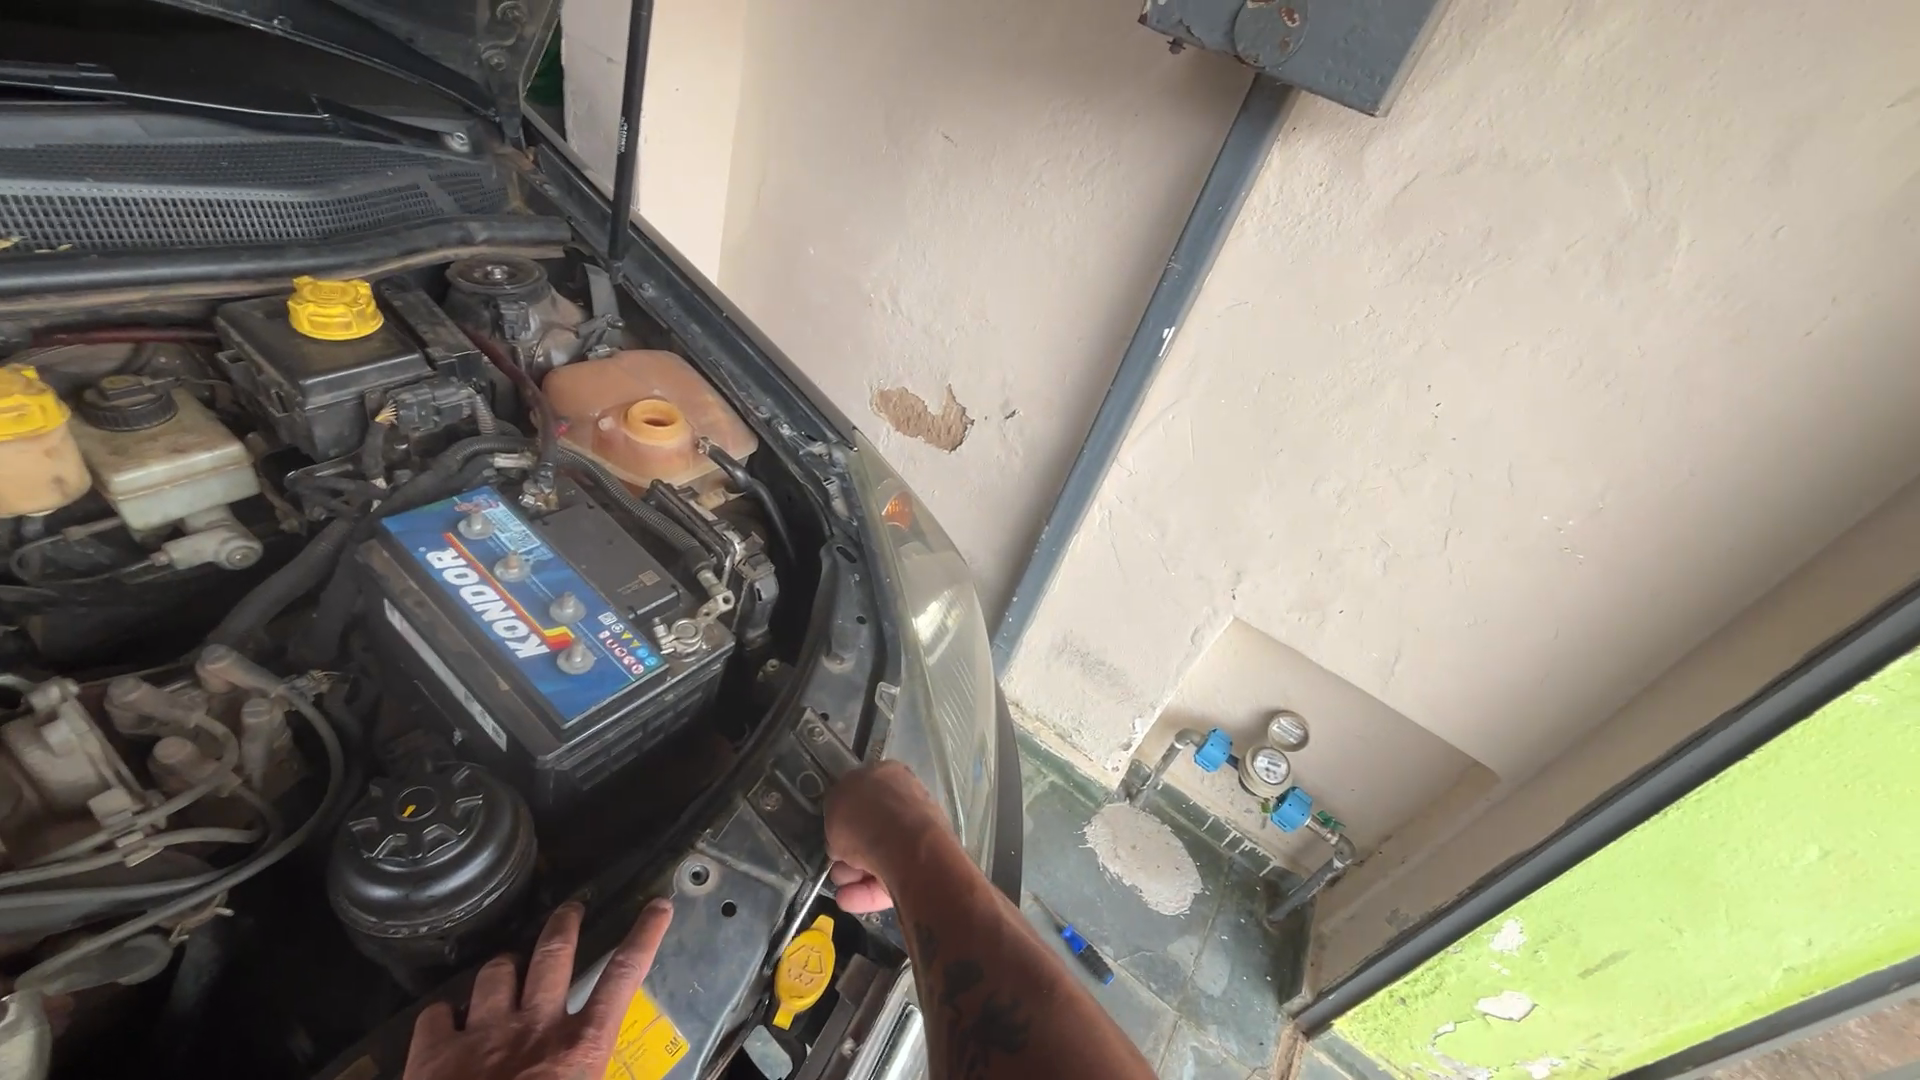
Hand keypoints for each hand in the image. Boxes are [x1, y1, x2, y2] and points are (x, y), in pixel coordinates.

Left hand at [403, 898, 672, 1079]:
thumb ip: (595, 1070)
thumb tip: (601, 1064)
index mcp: (580, 1045)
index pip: (623, 974)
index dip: (644, 935)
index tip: (658, 905)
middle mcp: (536, 1026)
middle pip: (554, 954)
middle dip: (564, 924)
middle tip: (570, 908)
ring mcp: (482, 1036)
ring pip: (496, 973)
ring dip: (503, 967)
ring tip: (505, 968)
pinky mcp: (433, 1057)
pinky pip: (435, 1014)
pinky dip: (442, 1013)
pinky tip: (445, 1019)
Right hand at [824, 762, 947, 914]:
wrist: (906, 847)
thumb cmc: (867, 815)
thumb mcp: (834, 802)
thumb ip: (836, 811)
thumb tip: (842, 827)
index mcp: (889, 775)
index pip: (863, 792)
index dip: (844, 812)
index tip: (832, 829)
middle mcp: (907, 801)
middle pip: (870, 827)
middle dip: (848, 847)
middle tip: (834, 859)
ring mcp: (917, 835)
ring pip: (878, 855)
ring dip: (853, 872)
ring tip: (838, 882)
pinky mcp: (920, 868)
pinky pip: (888, 879)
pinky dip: (866, 891)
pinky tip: (847, 899)